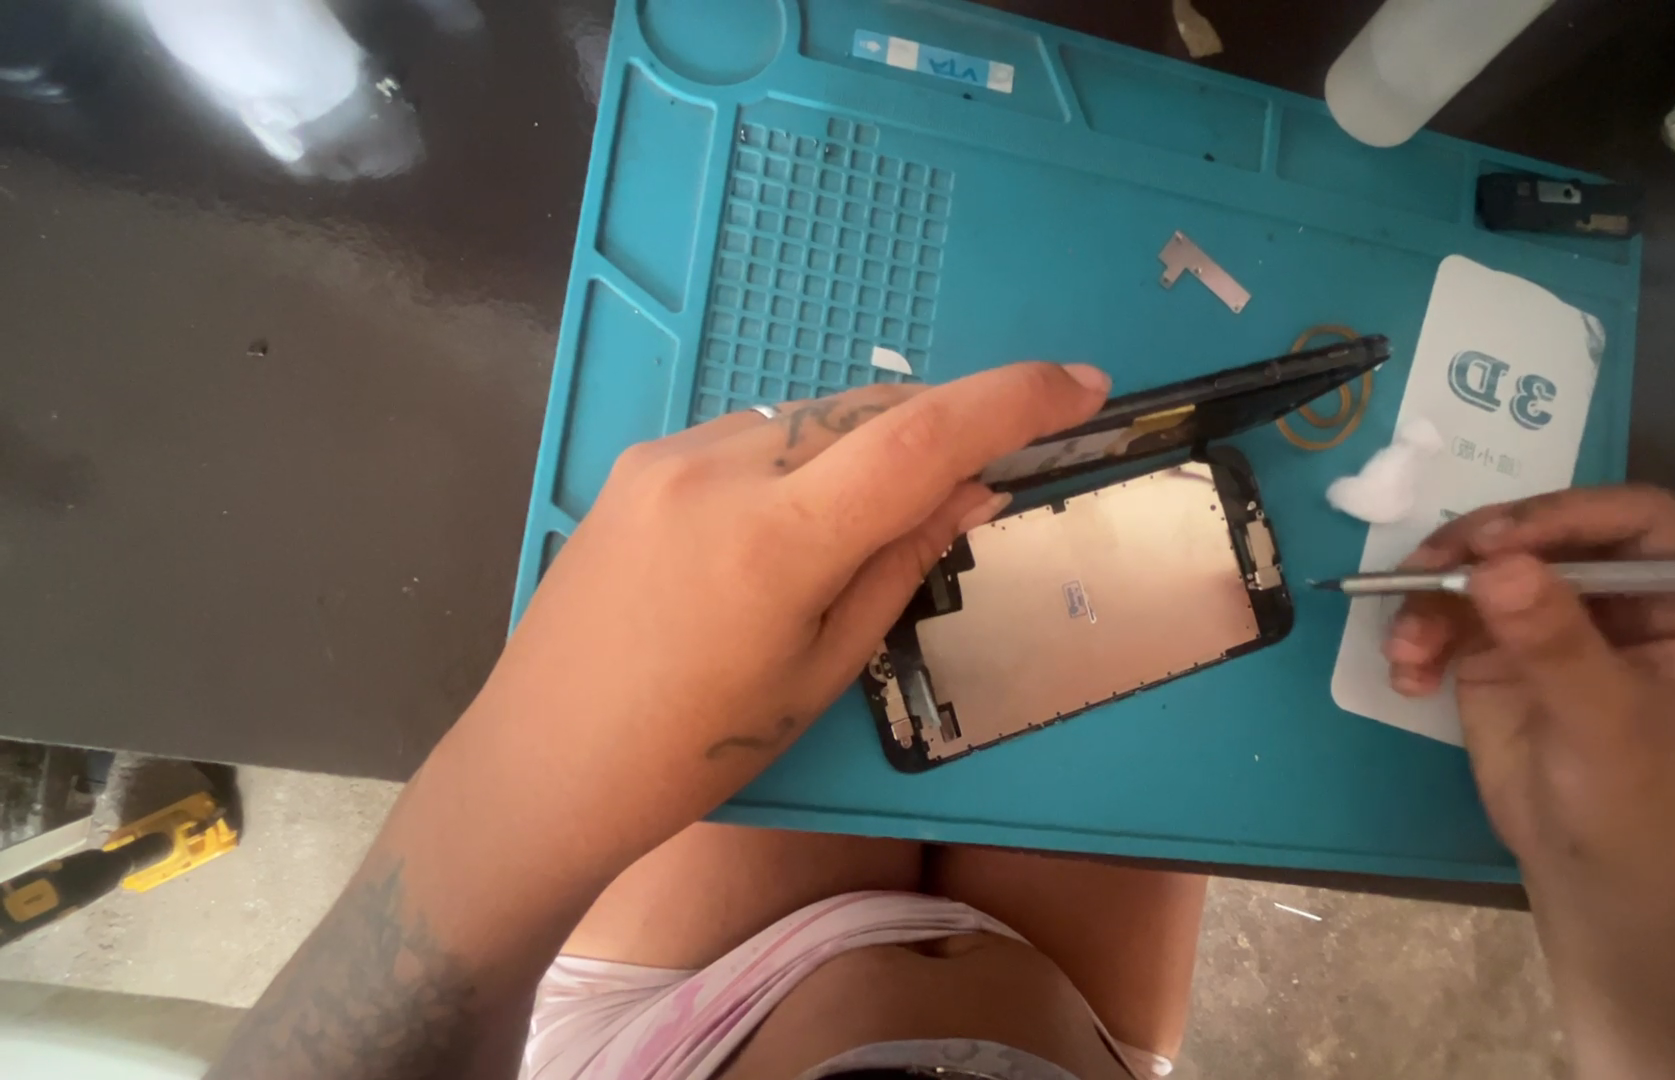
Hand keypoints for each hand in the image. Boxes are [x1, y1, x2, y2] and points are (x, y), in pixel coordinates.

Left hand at [458, 363, 1109, 855]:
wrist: (542, 763)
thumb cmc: (701, 747)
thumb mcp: (824, 668)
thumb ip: (903, 560)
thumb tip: (973, 487)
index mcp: (776, 541)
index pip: (918, 438)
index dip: (1013, 398)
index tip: (1081, 382)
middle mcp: (720, 466)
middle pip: (872, 410)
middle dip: (946, 424)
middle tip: (986, 462)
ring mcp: (672, 451)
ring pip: (816, 415)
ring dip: (877, 441)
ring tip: (888, 503)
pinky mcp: (643, 456)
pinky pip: (762, 431)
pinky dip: (815, 451)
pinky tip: (808, 506)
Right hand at [1383, 485, 1674, 922]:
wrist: (1600, 887)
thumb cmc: (1641, 810)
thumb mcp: (1606, 722)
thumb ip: (1554, 640)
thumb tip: (1494, 564)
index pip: (1632, 521)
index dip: (1561, 516)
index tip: (1490, 544)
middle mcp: (1615, 603)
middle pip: (1536, 539)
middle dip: (1469, 555)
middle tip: (1418, 574)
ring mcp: (1548, 629)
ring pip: (1476, 577)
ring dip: (1427, 604)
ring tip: (1404, 653)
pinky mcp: (1496, 658)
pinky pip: (1444, 621)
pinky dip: (1416, 641)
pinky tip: (1407, 678)